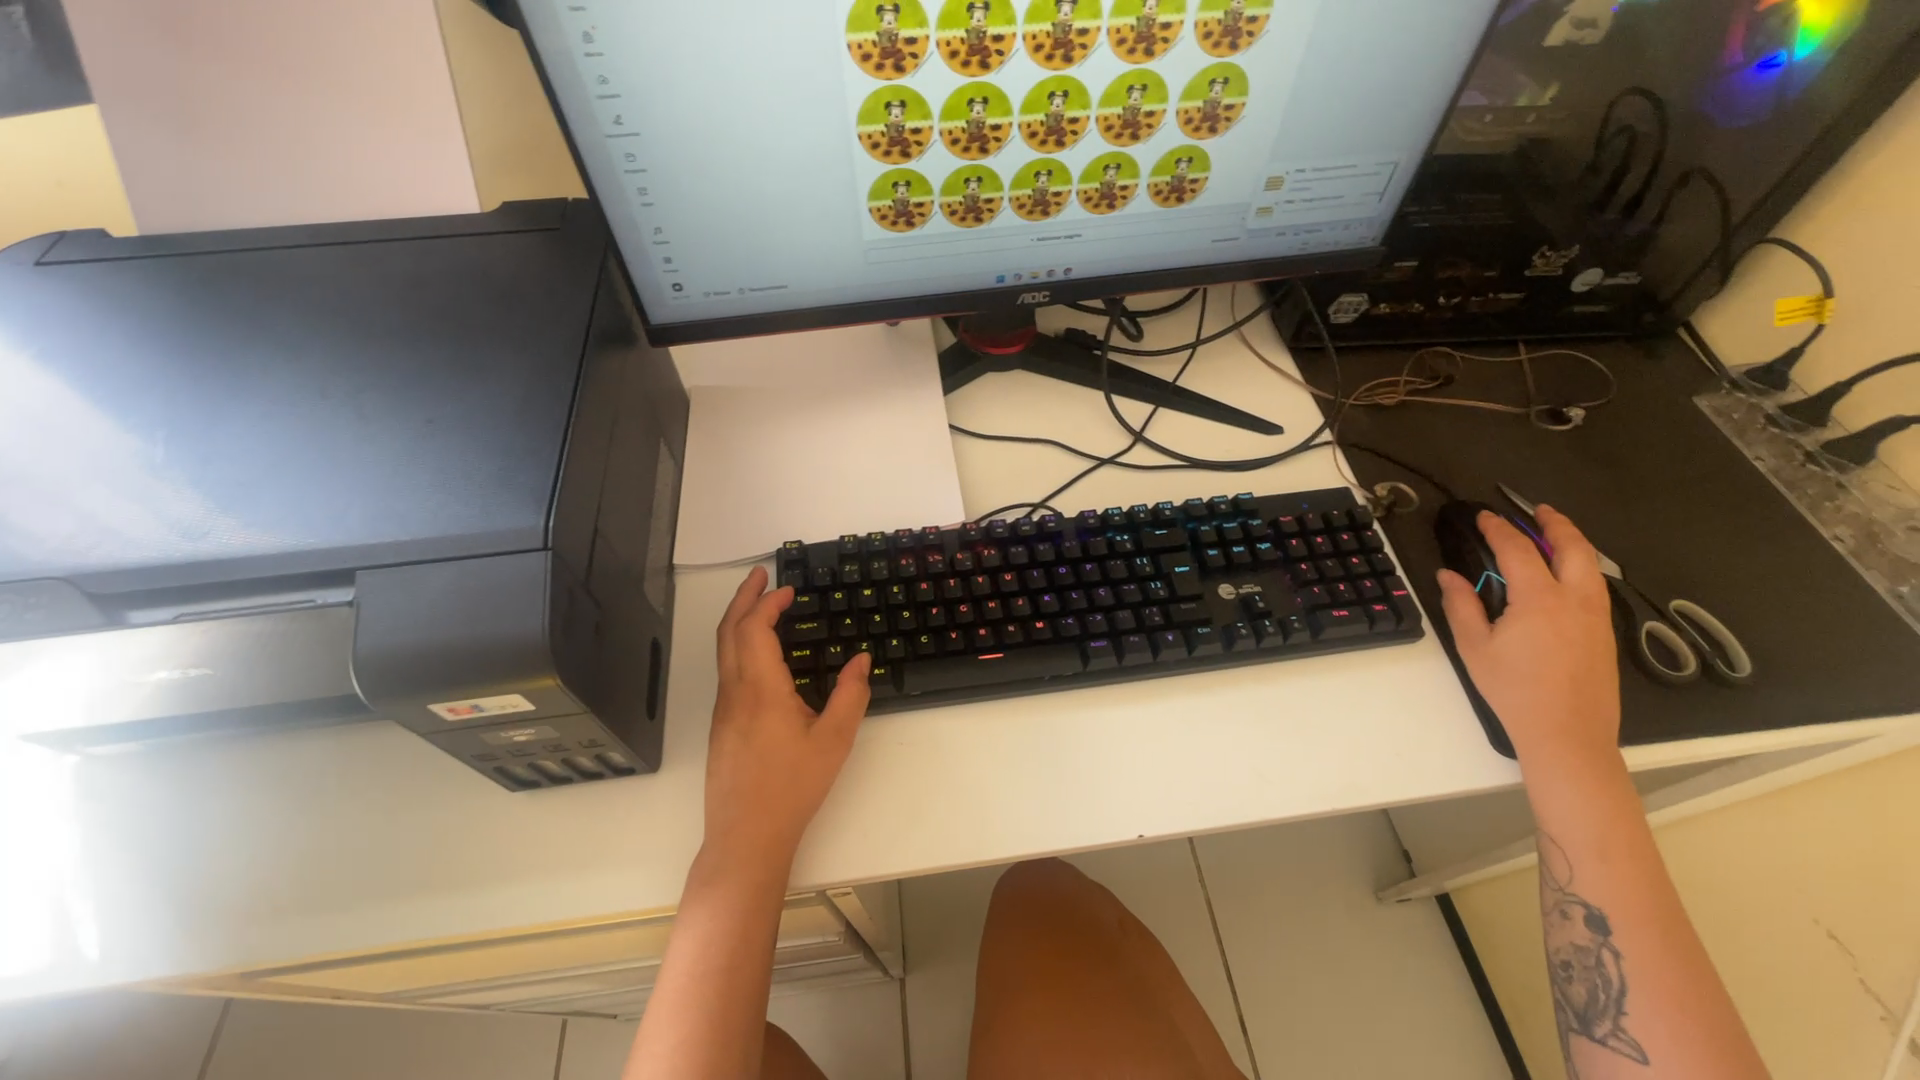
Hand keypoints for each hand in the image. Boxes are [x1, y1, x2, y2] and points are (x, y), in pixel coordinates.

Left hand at [704, 567, 871, 872]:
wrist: (746, 835)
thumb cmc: (793, 788)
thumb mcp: (834, 741)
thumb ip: (850, 695)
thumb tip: (861, 659)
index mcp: (760, 689)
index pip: (754, 628)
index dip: (767, 602)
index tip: (787, 589)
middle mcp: (734, 692)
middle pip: (728, 630)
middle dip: (743, 597)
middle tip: (760, 577)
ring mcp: (722, 710)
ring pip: (723, 651)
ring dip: (738, 621)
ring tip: (760, 607)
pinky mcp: (720, 726)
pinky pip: (726, 671)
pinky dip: (738, 646)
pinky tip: (760, 656)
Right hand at [1435, 506, 1621, 766]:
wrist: (1567, 733)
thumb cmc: (1514, 691)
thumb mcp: (1475, 648)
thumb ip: (1461, 606)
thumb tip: (1449, 576)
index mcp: (1539, 599)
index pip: (1517, 550)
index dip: (1498, 529)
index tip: (1484, 517)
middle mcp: (1575, 599)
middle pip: (1573, 547)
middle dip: (1555, 523)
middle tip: (1538, 510)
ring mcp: (1597, 616)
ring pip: (1592, 566)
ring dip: (1573, 543)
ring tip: (1555, 534)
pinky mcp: (1606, 633)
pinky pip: (1595, 587)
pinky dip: (1581, 567)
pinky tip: (1566, 576)